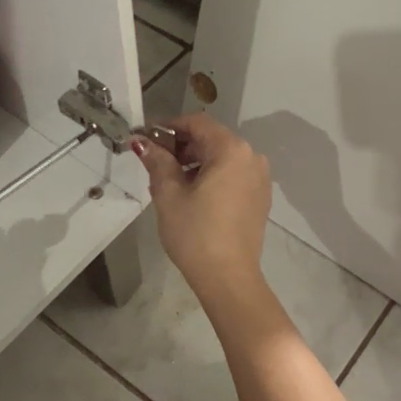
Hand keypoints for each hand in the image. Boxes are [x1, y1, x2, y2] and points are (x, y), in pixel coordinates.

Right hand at [133, 113, 271, 295]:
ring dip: (195, 162)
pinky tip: (193, 195)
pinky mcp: (260, 198)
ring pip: (222, 158)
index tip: (146, 138)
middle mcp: (252, 157)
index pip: (197, 123)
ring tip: (169, 181)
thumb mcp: (169, 194)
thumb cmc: (195, 233)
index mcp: (231, 150)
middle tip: (153, 161)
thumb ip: (157, 161)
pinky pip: (233, 175)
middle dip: (181, 146)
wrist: (228, 277)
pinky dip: (212, 176)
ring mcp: (260, 178)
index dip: (169, 126)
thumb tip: (141, 141)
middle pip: (212, 139)